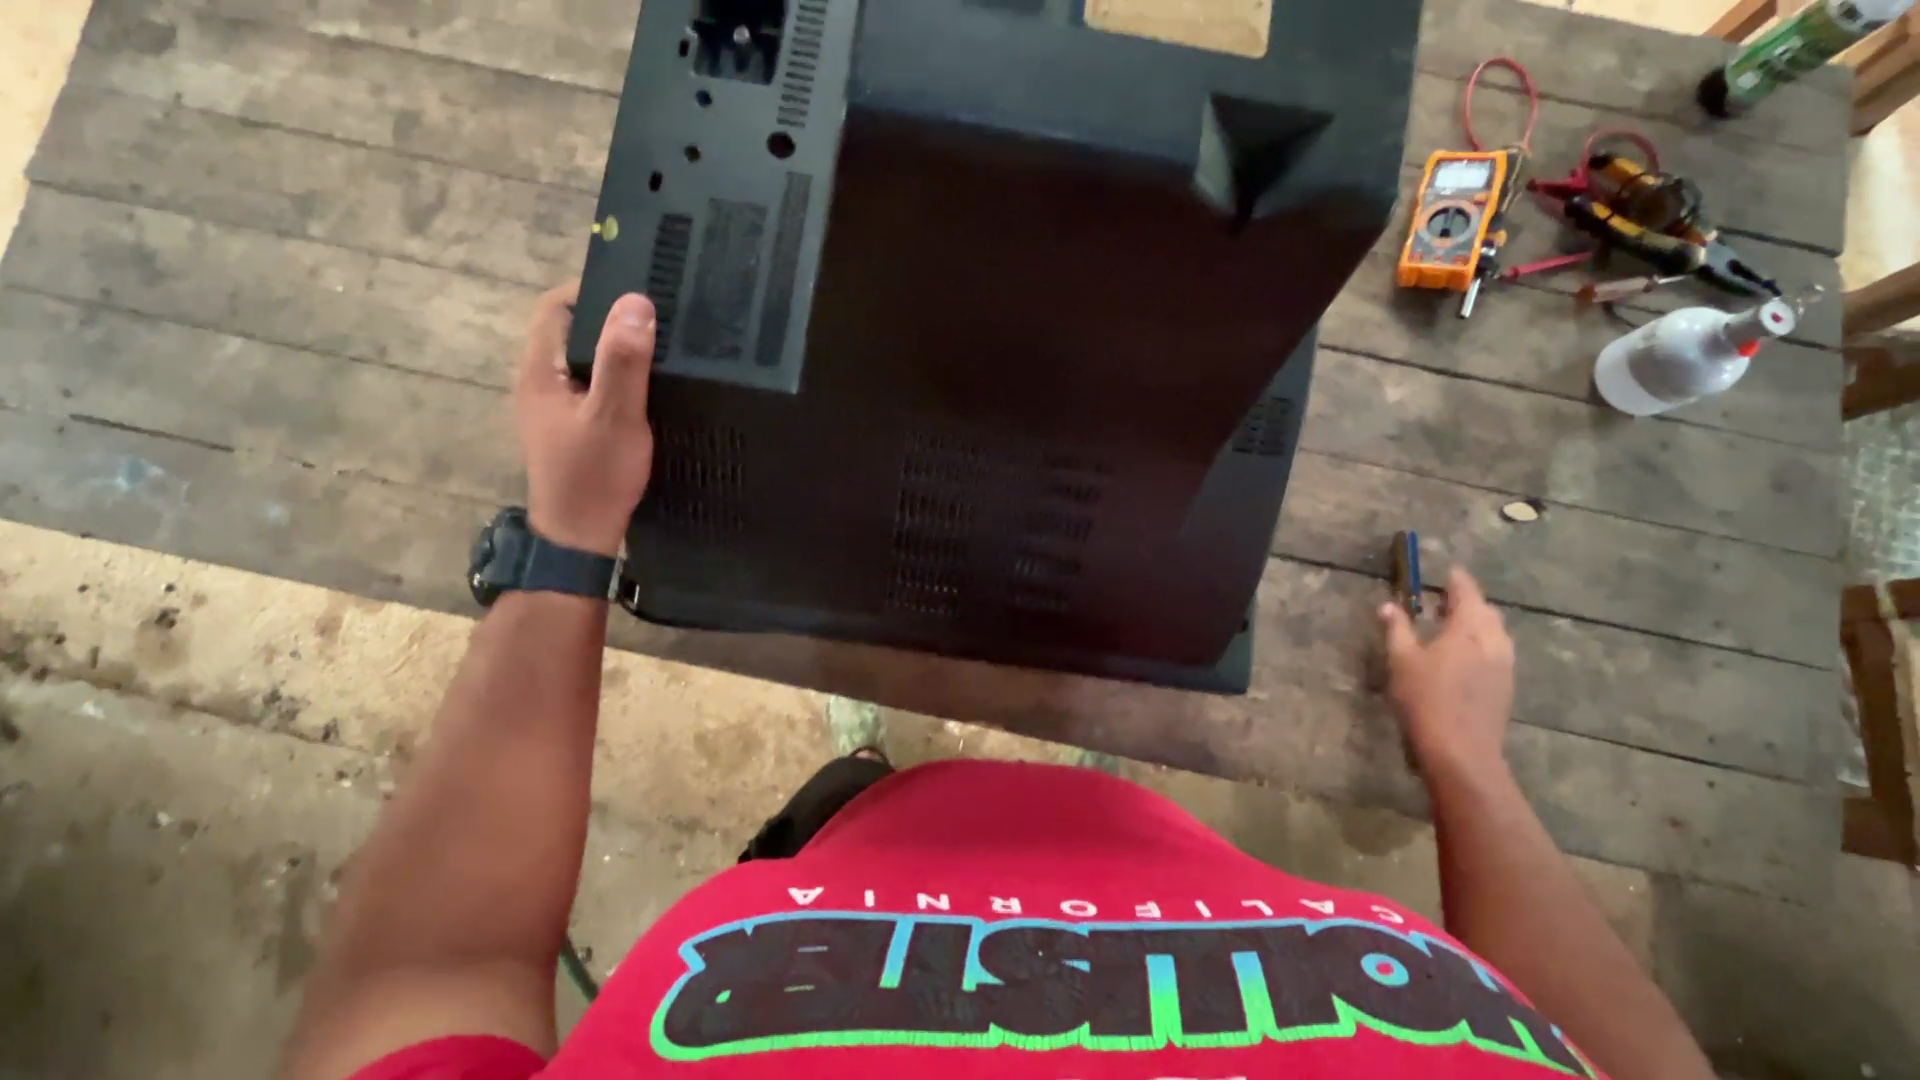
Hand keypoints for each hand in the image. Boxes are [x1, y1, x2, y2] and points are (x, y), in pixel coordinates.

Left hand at [515, 283, 656, 556]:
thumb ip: (623, 360)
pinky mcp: (565, 429)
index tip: (634, 291)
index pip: (553, 308)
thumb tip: (635, 301)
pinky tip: (643, 390)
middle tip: (654, 319)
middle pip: (566, 332)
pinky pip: (587, 386)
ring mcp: (548, 409)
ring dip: (611, 351)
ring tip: (655, 349)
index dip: (590, 291)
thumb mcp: (615, 414)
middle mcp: (536, 384)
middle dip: (606, 319)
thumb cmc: (595, 476)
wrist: (580, 539)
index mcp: (538, 372)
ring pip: (578, 361)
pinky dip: (611, 378)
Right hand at [1378, 565, 1515, 784]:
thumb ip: (1397, 628)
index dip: (1455, 579)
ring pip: (1493, 631)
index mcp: (1469, 626)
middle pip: (1484, 609)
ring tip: (1450, 627)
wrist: (1461, 749)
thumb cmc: (1425, 698)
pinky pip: (1496, 650)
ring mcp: (1505, 662)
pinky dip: (1481, 642)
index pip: (1466, 590)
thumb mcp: (1401, 660)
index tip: (1445, 570)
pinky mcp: (1506, 683)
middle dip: (1465, 601)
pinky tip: (1463, 656)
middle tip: (1441, 600)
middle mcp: (1494, 639)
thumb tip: (1389, 605)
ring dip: (1475, 622)